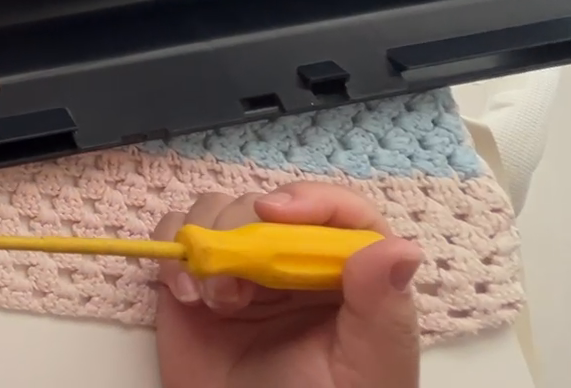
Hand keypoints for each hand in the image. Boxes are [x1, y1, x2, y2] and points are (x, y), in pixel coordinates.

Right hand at [154, 182, 423, 387]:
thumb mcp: (364, 374)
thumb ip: (381, 314)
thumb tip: (400, 248)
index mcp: (345, 281)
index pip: (344, 213)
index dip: (311, 200)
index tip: (273, 212)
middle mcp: (291, 262)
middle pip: (263, 203)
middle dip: (241, 233)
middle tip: (237, 286)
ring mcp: (238, 263)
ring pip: (214, 208)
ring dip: (206, 246)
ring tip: (213, 300)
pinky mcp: (191, 270)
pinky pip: (172, 230)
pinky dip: (169, 251)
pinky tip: (182, 293)